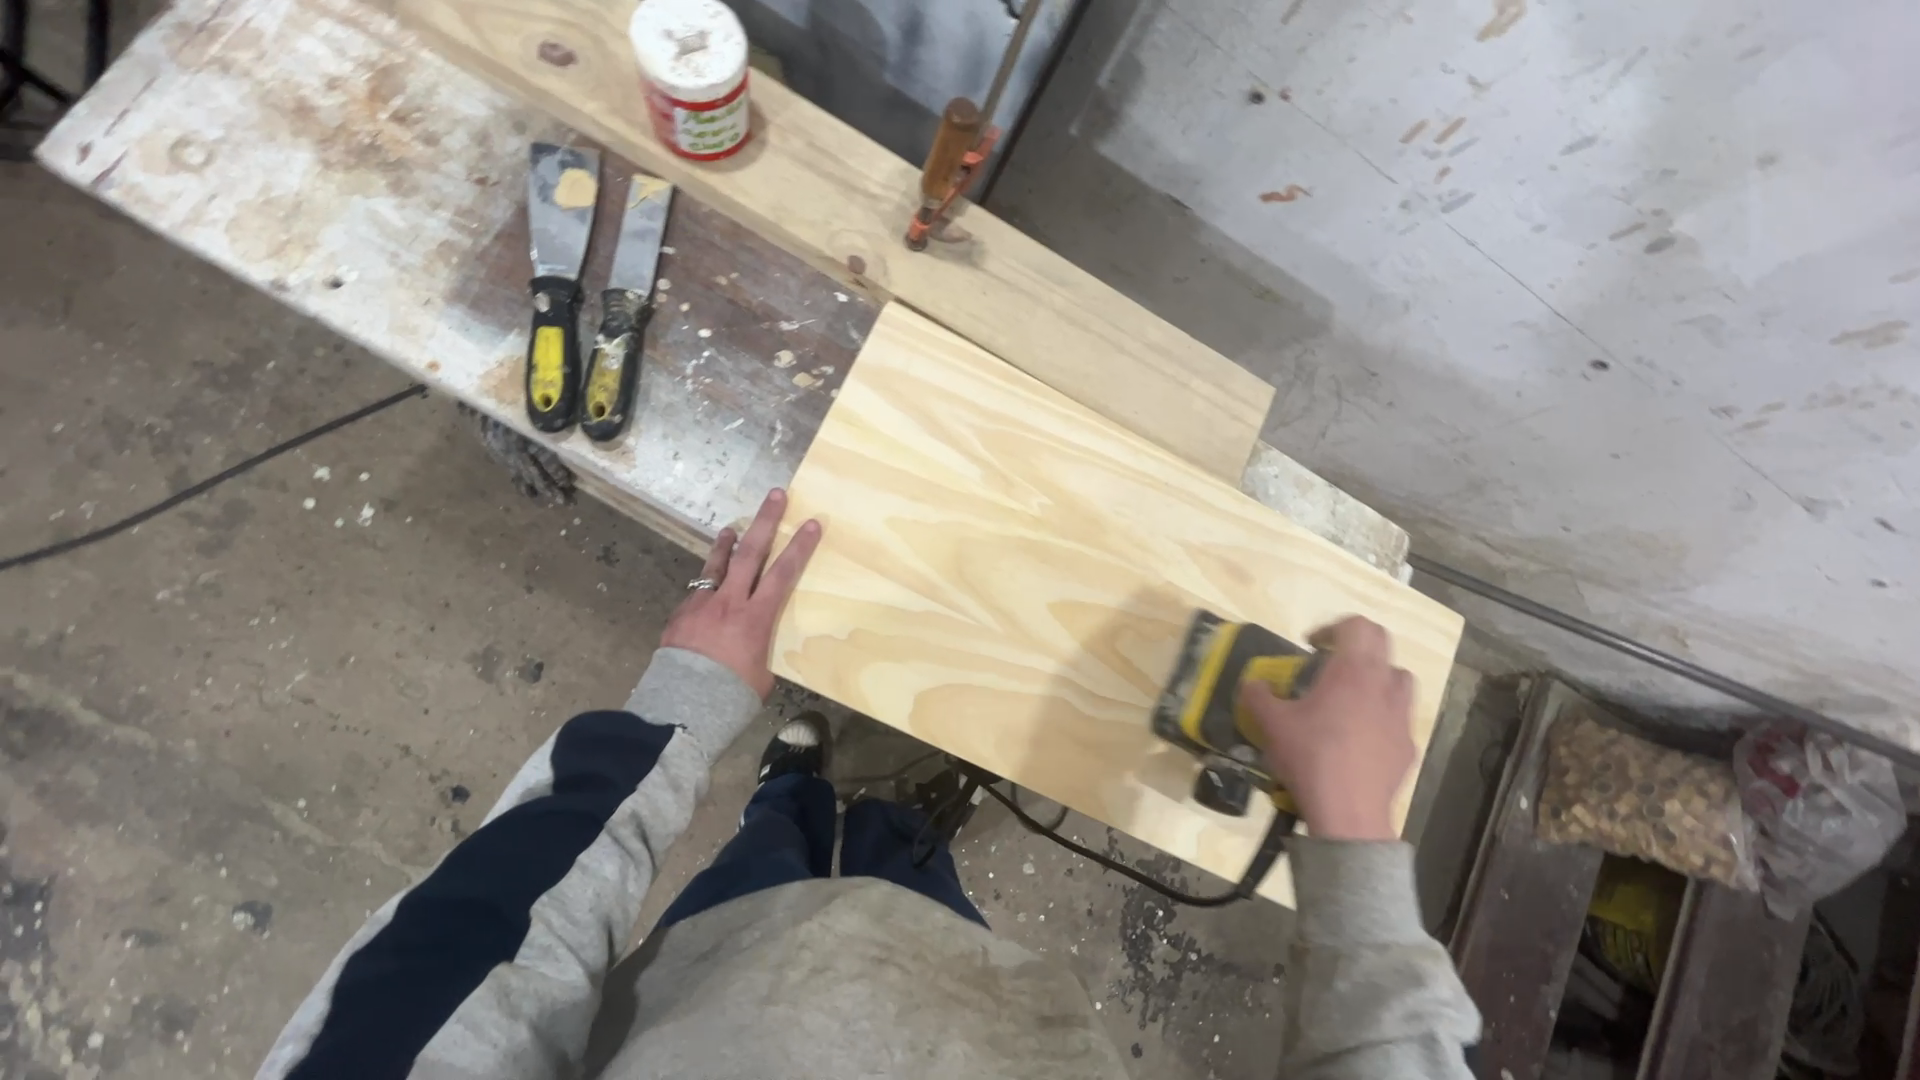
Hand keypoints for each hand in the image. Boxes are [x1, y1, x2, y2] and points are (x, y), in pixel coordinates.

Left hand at [660, 488, 822, 699]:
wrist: (681, 707)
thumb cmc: (731, 697)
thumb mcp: (761, 676)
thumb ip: (762, 652)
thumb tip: (757, 649)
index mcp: (755, 618)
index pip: (783, 573)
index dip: (799, 547)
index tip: (811, 523)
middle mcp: (729, 603)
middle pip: (750, 553)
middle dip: (766, 521)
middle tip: (776, 495)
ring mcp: (701, 605)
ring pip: (716, 565)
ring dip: (726, 544)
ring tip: (731, 528)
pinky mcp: (680, 615)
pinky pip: (697, 591)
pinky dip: (706, 582)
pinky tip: (707, 584)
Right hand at [1241, 616, 1415, 841]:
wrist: (1348, 812)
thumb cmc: (1309, 756)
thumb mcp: (1270, 723)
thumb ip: (1257, 695)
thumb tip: (1253, 684)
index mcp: (1352, 671)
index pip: (1356, 626)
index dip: (1332, 627)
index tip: (1311, 644)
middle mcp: (1383, 685)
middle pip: (1381, 643)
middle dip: (1354, 645)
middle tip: (1329, 662)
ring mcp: (1401, 715)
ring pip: (1398, 678)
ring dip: (1376, 676)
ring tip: (1350, 694)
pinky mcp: (1408, 744)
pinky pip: (1398, 716)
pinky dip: (1381, 714)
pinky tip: (1359, 736)